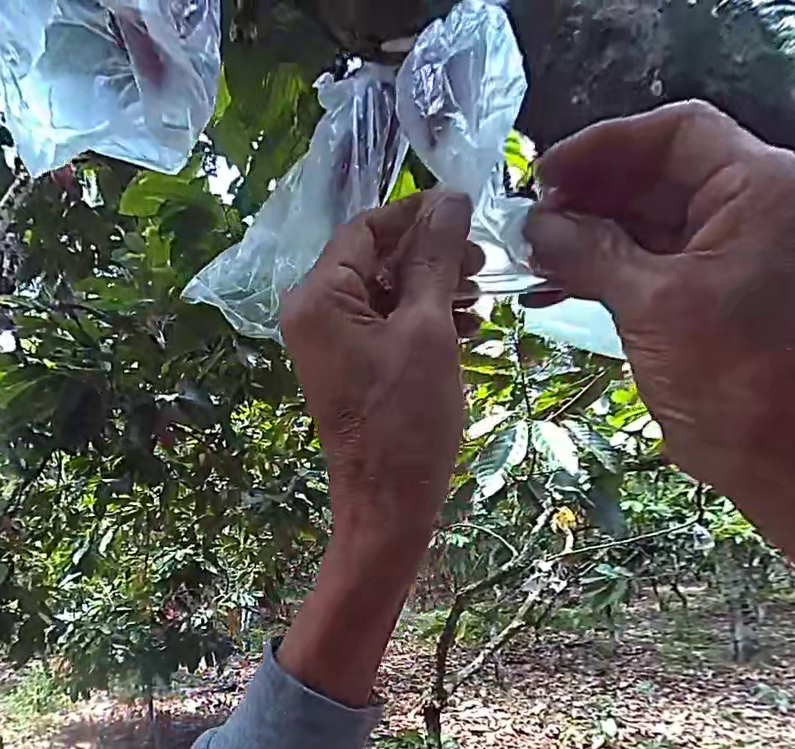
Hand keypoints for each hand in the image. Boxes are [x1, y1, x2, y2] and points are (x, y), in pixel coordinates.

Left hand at [276, 190, 480, 703]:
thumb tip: (449, 199)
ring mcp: (328, 345)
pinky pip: (383, 328)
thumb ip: (434, 260)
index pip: (366, 229)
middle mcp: (313, 315)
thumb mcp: (427, 331)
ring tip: (479, 297)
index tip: (467, 212)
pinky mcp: (348, 369)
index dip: (417, 215)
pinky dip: (420, 321)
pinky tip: (464, 326)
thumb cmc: (407, 420)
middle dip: (429, 256)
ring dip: (431, 289)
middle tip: (481, 263)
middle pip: (374, 260)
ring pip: (383, 294)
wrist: (388, 504)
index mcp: (319, 298)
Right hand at [524, 102, 794, 649]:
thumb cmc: (726, 371)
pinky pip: (641, 266)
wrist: (770, 448)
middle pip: (654, 178)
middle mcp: (745, 210)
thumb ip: (592, 254)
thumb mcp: (653, 304)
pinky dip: (597, 272)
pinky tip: (550, 288)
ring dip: (585, 237)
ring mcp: (720, 256)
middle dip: (587, 197)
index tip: (544, 175)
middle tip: (526, 221)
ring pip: (642, 224)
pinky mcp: (697, 297)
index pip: (676, 134)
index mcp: (757, 189)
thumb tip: (535, 226)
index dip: (604, 146)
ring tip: (529, 257)